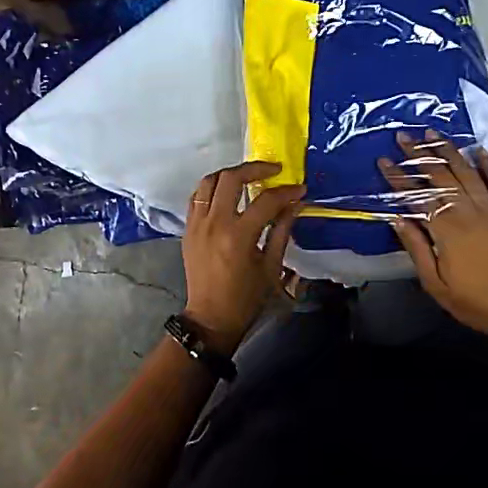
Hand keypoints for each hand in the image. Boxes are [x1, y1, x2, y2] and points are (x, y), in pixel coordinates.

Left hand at [181, 161, 302, 355]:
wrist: (210, 318)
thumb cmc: (246, 298)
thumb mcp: (271, 267)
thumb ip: (282, 231)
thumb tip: (295, 204)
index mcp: (238, 236)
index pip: (265, 201)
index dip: (286, 192)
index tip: (299, 189)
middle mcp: (214, 223)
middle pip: (231, 178)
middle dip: (255, 169)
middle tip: (273, 170)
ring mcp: (197, 223)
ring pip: (209, 181)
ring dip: (230, 174)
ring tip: (249, 177)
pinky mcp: (187, 228)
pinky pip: (197, 196)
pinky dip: (212, 188)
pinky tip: (227, 192)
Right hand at [379, 131, 487, 341]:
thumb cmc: (473, 301)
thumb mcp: (434, 282)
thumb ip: (415, 247)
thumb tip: (397, 218)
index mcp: (447, 230)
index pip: (416, 195)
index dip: (398, 177)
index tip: (383, 161)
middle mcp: (469, 213)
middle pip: (440, 176)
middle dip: (419, 155)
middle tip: (403, 137)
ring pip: (467, 172)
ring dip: (448, 151)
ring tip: (432, 134)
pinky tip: (477, 150)